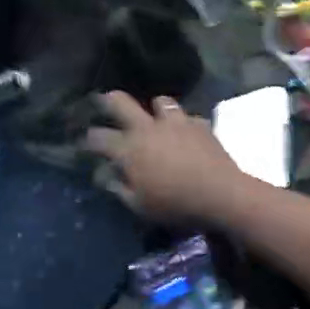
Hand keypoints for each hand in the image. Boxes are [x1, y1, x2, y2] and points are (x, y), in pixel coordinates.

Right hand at [83, 92, 249, 224]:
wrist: (222, 195)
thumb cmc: (177, 205)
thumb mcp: (141, 206)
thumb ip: (119, 189)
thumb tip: (105, 176)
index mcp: (128, 149)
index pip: (97, 138)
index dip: (88, 140)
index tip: (87, 144)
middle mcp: (147, 128)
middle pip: (119, 102)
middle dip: (107, 101)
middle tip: (104, 104)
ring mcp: (175, 123)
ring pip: (160, 102)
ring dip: (155, 110)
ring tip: (158, 119)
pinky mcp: (201, 126)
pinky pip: (190, 119)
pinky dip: (187, 125)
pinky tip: (190, 134)